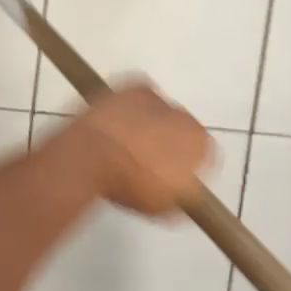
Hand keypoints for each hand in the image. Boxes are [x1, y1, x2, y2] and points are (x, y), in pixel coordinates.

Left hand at [53, 84, 211, 216]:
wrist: (89, 156)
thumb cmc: (130, 185)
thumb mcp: (166, 205)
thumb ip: (181, 191)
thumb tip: (177, 186)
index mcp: (201, 146)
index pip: (199, 154)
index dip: (180, 165)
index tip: (163, 174)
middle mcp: (184, 118)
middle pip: (177, 130)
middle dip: (163, 140)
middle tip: (140, 157)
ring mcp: (153, 98)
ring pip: (155, 111)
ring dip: (144, 121)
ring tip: (121, 139)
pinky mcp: (125, 85)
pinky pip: (134, 94)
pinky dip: (127, 103)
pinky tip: (114, 117)